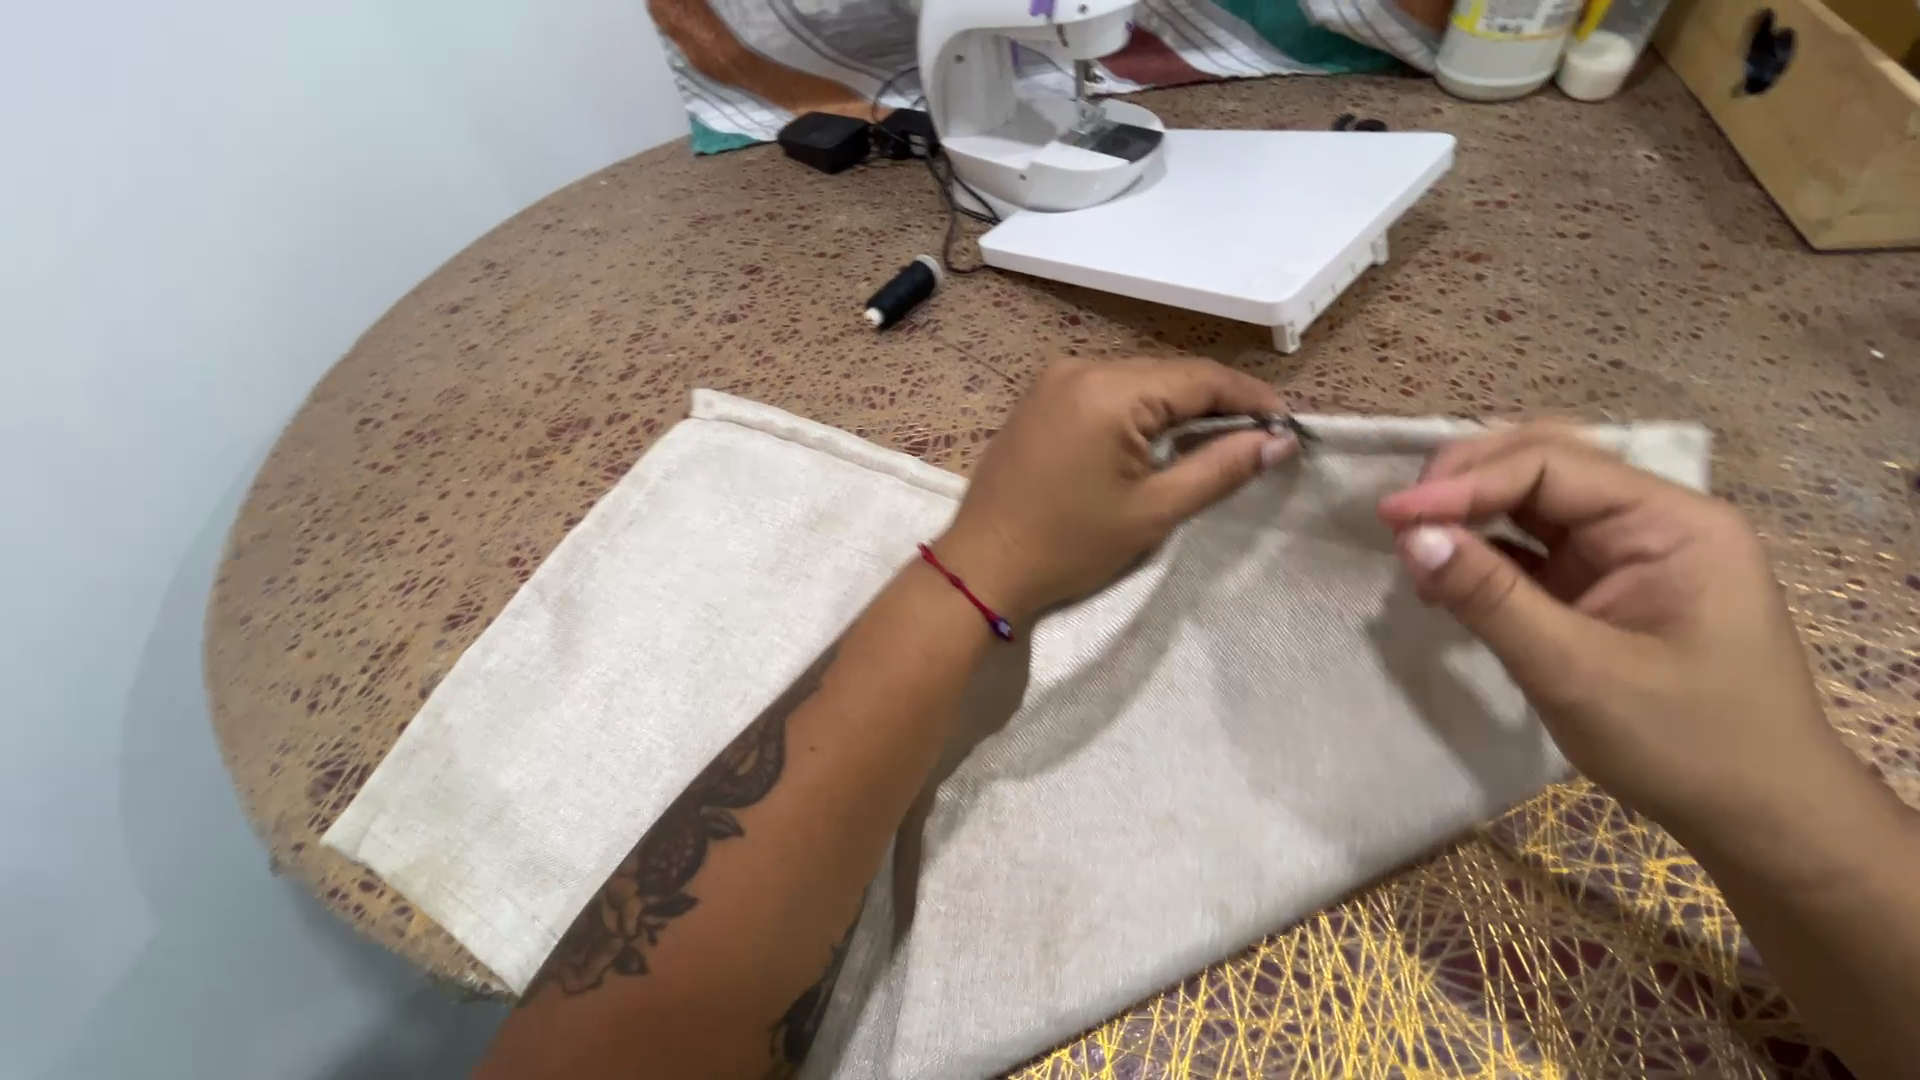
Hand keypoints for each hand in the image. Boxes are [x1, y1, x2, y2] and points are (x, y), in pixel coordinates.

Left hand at [936, 357, 1295, 622]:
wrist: (982, 566)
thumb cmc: (1069, 546)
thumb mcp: (1153, 512)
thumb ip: (1219, 469)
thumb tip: (1276, 441)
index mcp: (1109, 391)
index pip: (1200, 378)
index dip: (1250, 399)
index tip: (1286, 425)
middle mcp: (1080, 368)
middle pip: (1168, 375)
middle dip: (1215, 403)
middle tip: (1256, 438)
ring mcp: (1052, 381)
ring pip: (1136, 382)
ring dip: (1176, 407)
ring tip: (1213, 441)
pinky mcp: (1038, 399)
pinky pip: (1103, 392)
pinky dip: (1136, 410)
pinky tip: (1155, 438)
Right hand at [1376, 424, 1867, 851]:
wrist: (1756, 814)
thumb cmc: (1682, 741)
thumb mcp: (1573, 669)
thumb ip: (1489, 596)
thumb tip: (1410, 537)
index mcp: (1671, 524)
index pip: (1550, 467)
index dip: (1463, 484)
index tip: (1391, 518)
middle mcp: (1650, 520)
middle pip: (1542, 462)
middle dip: (1464, 480)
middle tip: (1402, 520)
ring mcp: (1624, 550)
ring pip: (1531, 497)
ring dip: (1467, 511)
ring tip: (1415, 548)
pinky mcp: (1598, 582)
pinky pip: (1529, 542)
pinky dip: (1480, 550)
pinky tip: (1445, 578)